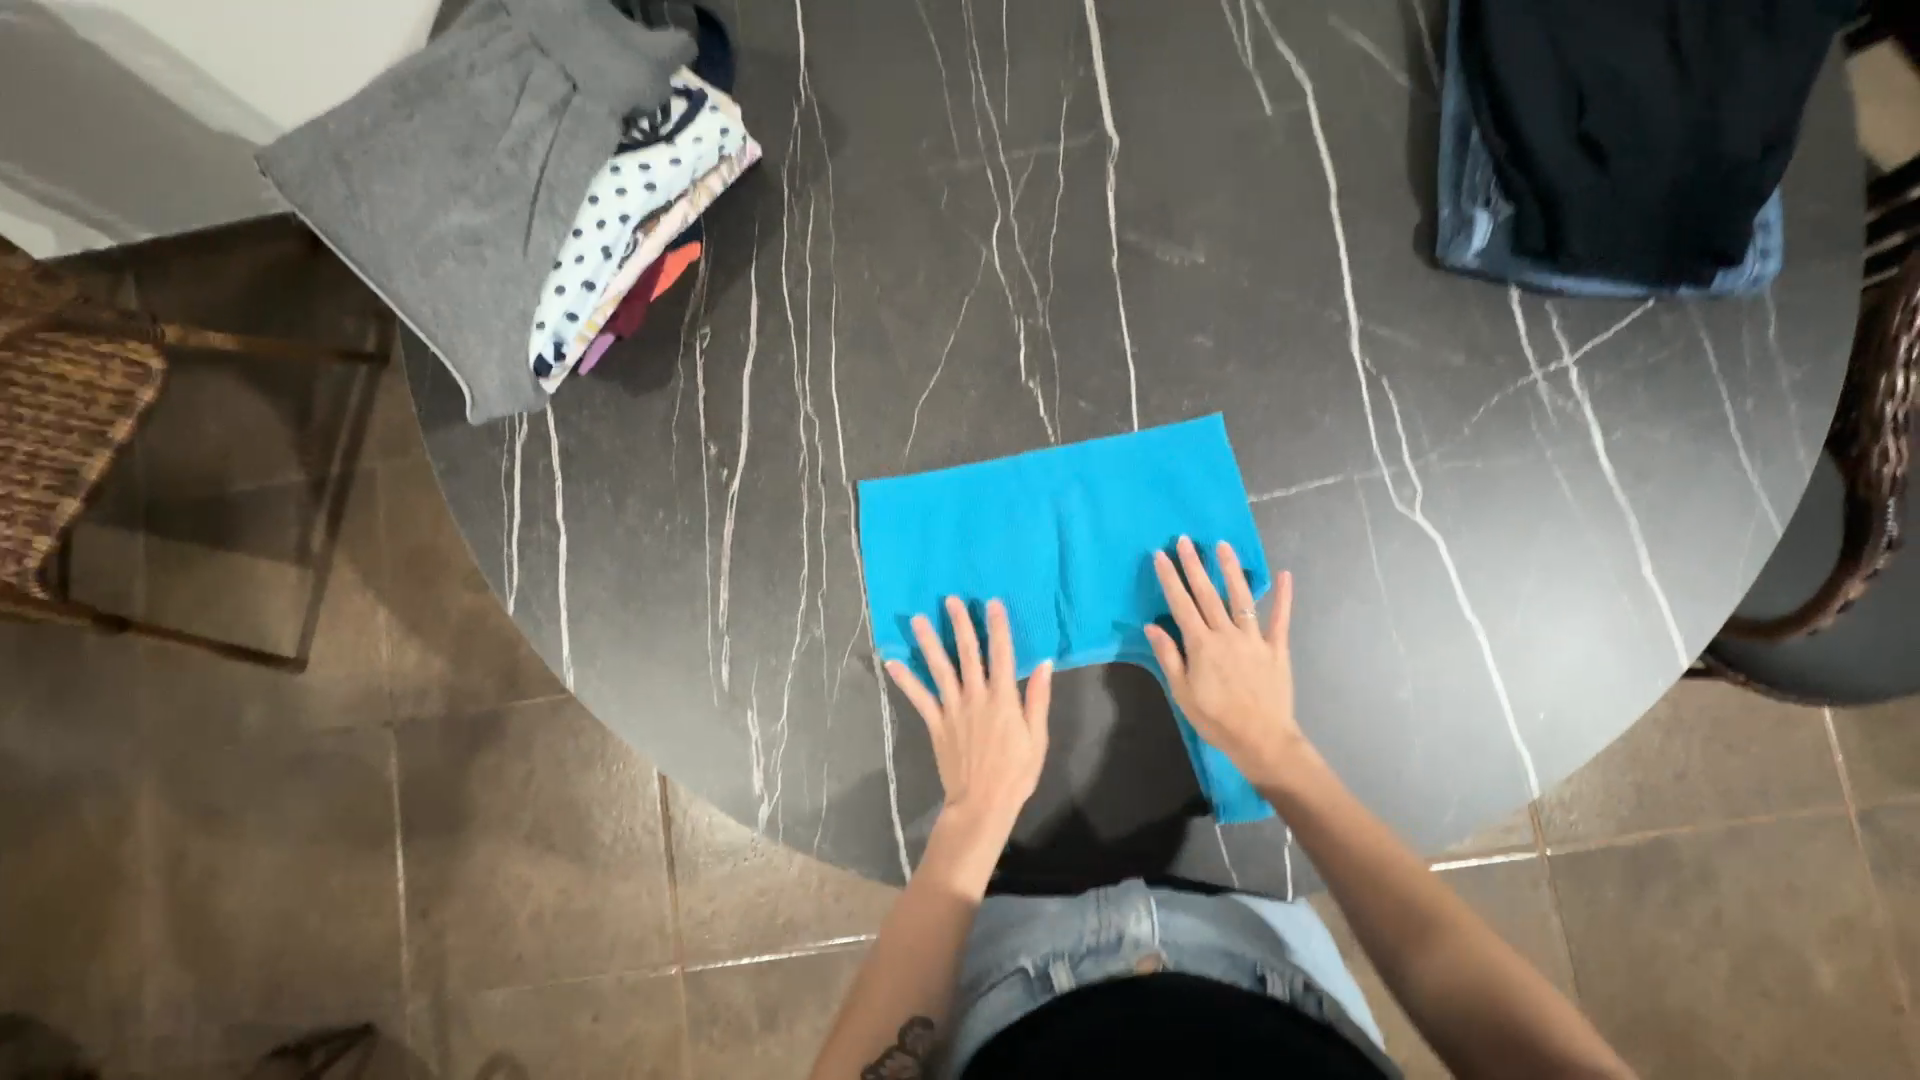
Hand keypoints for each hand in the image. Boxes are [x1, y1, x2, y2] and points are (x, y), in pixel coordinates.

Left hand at [885, 597, 1052, 836]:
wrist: (982, 804)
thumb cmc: (1016, 773)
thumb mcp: (1038, 737)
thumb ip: (1038, 699)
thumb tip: (1043, 663)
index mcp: (1003, 699)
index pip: (1001, 654)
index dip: (997, 627)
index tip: (992, 603)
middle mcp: (975, 697)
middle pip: (967, 654)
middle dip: (959, 624)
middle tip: (950, 600)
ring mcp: (952, 709)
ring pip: (939, 669)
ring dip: (928, 642)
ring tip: (918, 619)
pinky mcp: (936, 724)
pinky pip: (918, 697)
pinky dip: (904, 680)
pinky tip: (891, 662)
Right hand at [1143, 537, 1312, 788]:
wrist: (1261, 739)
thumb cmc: (1216, 719)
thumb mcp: (1182, 692)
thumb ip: (1169, 656)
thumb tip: (1153, 625)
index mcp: (1201, 645)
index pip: (1181, 604)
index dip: (1171, 579)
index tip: (1161, 556)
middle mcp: (1226, 634)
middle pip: (1207, 594)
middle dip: (1194, 565)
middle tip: (1185, 540)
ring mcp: (1254, 638)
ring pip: (1241, 598)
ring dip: (1231, 570)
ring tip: (1222, 546)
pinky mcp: (1276, 648)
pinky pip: (1280, 618)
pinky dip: (1283, 596)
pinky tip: (1284, 575)